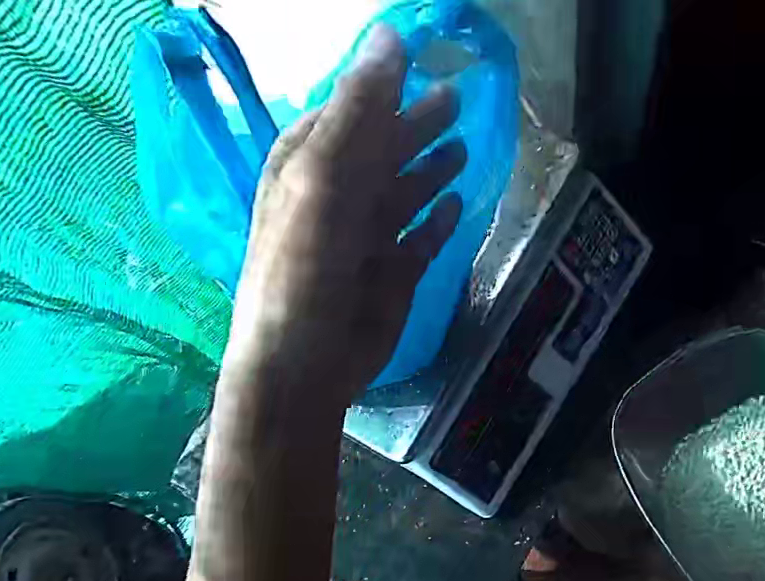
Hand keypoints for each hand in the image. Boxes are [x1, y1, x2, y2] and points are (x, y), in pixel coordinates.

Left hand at [221, 23, 465, 412]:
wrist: (305, 360)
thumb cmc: (304, 266)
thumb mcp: (322, 178)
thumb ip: (358, 110)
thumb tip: (390, 35)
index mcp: (306, 166)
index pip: (345, 114)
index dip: (378, 89)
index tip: (416, 59)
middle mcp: (337, 199)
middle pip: (382, 152)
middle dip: (414, 126)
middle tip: (454, 98)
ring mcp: (367, 242)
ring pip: (404, 194)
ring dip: (429, 170)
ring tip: (461, 145)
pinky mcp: (393, 279)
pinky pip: (419, 242)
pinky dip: (434, 224)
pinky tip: (453, 205)